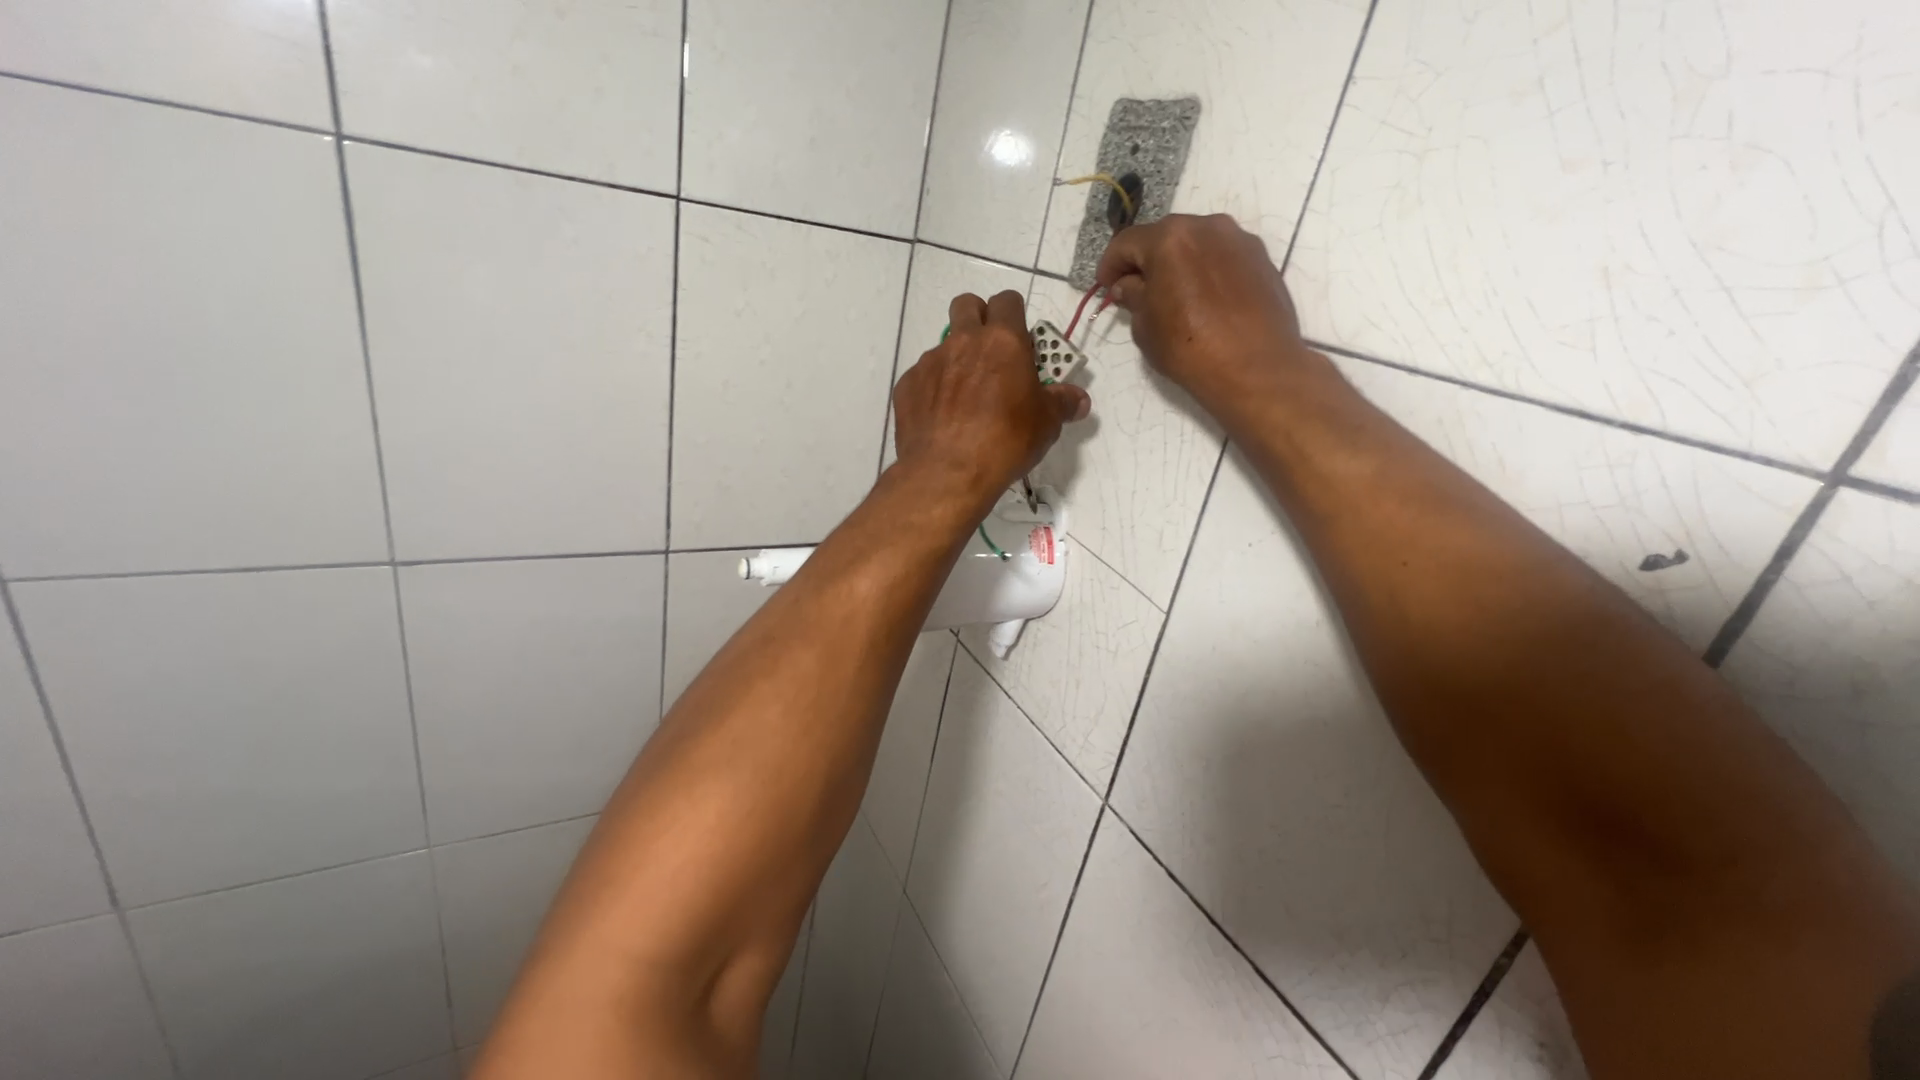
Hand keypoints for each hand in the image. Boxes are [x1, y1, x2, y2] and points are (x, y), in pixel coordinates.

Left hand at [892, 290, 1090, 511]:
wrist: (947, 473)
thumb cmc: (1006, 441)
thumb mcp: (1046, 424)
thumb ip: (1062, 403)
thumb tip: (1079, 400)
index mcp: (1002, 341)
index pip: (1007, 301)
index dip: (1014, 315)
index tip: (1020, 341)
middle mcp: (963, 342)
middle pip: (966, 305)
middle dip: (978, 318)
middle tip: (990, 353)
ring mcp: (930, 362)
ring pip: (944, 345)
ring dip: (956, 361)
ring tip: (966, 399)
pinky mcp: (907, 386)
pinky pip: (923, 377)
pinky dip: (934, 390)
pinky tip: (943, 419)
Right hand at [1096, 214, 1313, 409]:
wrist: (1255, 368)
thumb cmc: (1190, 348)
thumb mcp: (1145, 327)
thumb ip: (1133, 297)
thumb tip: (1129, 285)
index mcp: (1169, 239)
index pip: (1126, 242)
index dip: (1110, 265)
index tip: (1105, 287)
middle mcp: (1206, 227)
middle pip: (1164, 237)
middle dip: (1146, 261)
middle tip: (1137, 290)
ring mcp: (1238, 239)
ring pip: (1196, 243)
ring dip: (1179, 263)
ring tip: (1174, 294)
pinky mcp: (1261, 258)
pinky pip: (1222, 256)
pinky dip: (1206, 270)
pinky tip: (1205, 299)